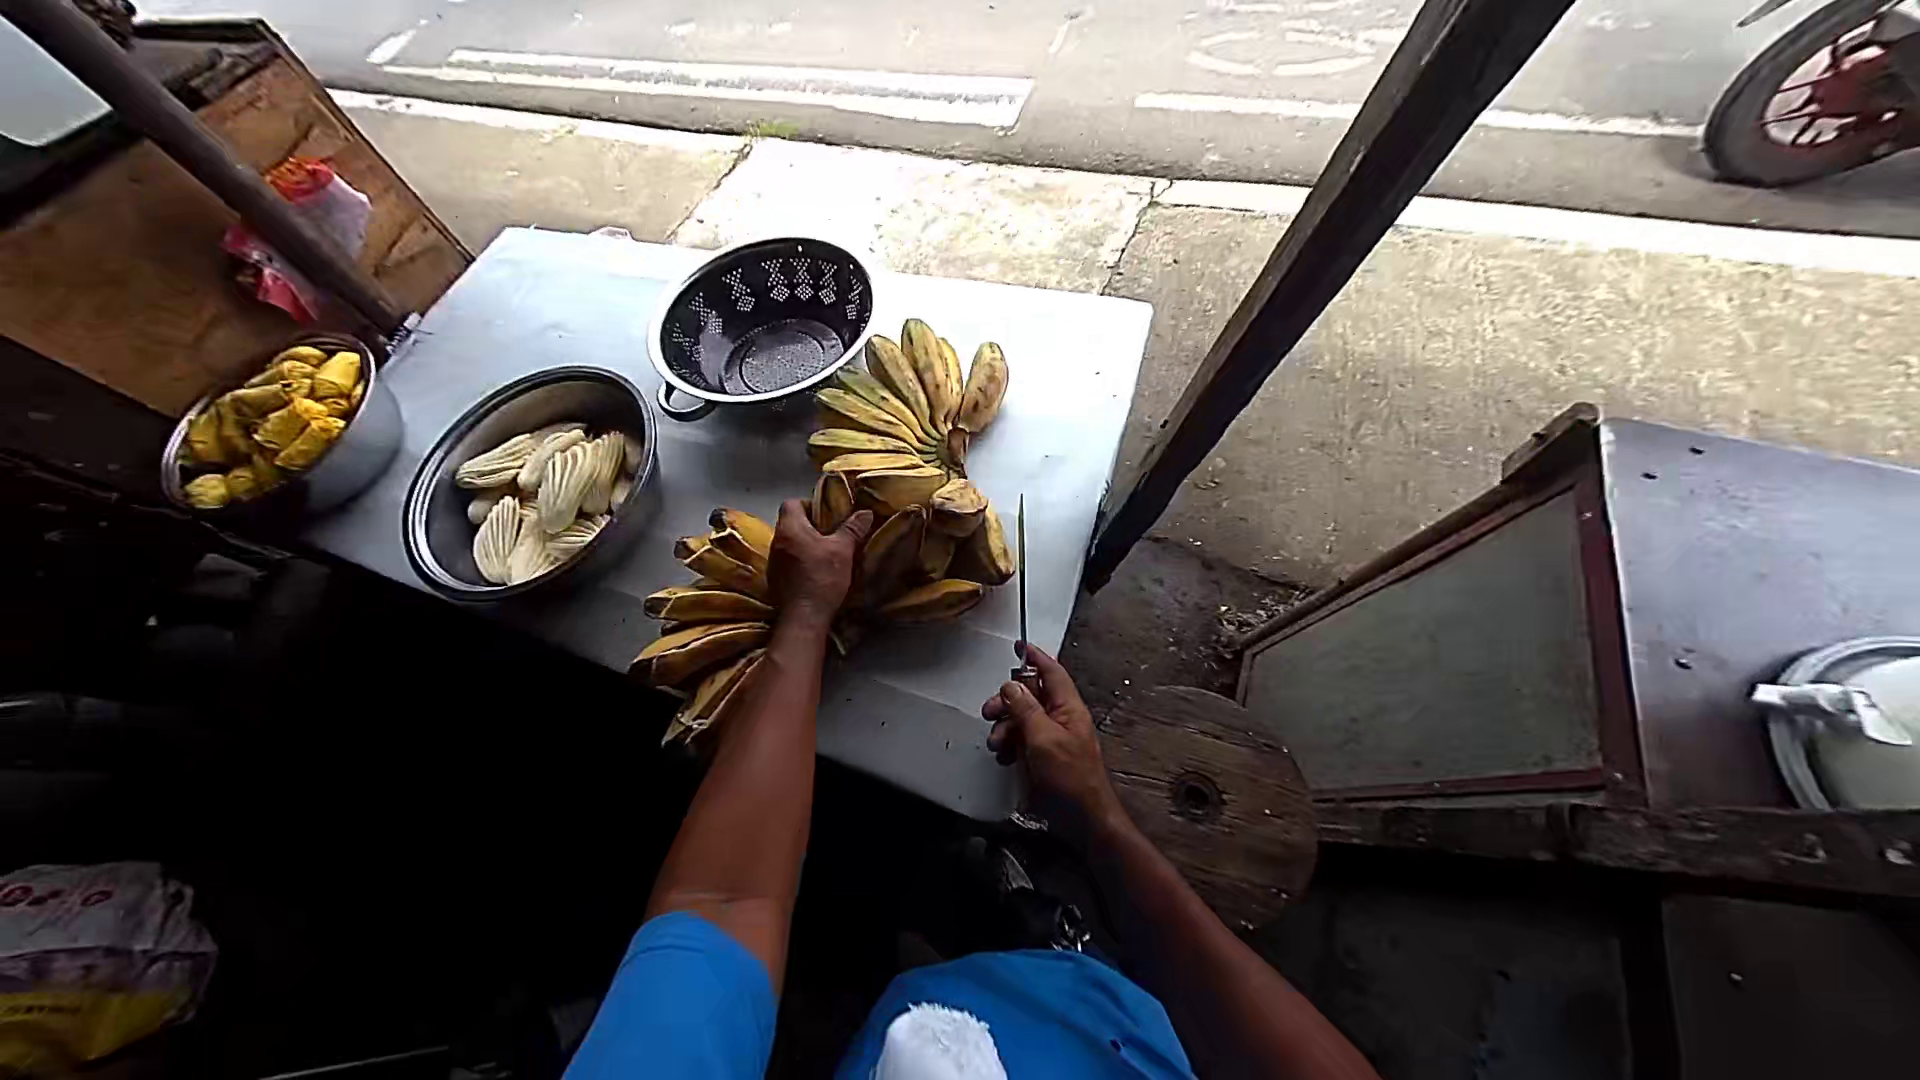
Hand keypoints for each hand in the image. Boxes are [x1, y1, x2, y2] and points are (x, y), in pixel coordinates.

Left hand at [767, 499, 872, 630]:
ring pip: (789, 543)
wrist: (804, 616)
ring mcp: (773, 562)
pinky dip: (800, 562)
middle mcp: (776, 541)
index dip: (809, 504)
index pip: (791, 503)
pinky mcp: (775, 580)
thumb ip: (852, 529)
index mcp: (789, 528)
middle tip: (831, 533)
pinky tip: (816, 572)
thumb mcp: (842, 550)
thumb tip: (865, 513)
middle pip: (790, 523)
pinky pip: (787, 562)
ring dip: (804, 545)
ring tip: (825, 553)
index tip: (827, 515)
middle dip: (810, 526)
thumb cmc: (822, 577)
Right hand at [983, 642, 1126, 846]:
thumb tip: (1012, 685)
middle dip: (1007, 701)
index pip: (1051, 672)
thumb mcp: (1043, 738)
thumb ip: (1025, 708)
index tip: (1019, 646)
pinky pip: (1021, 740)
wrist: (1082, 819)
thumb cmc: (1072, 779)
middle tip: (991, 711)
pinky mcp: (1043, 756)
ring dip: (1005, 727)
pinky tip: (1005, 757)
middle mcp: (1060, 718)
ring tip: (999, 744)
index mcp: (1068, 707)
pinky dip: (1009, 744)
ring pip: (1021, 718)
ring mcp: (1052, 738)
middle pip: (1030, 695)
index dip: (1035, 657)